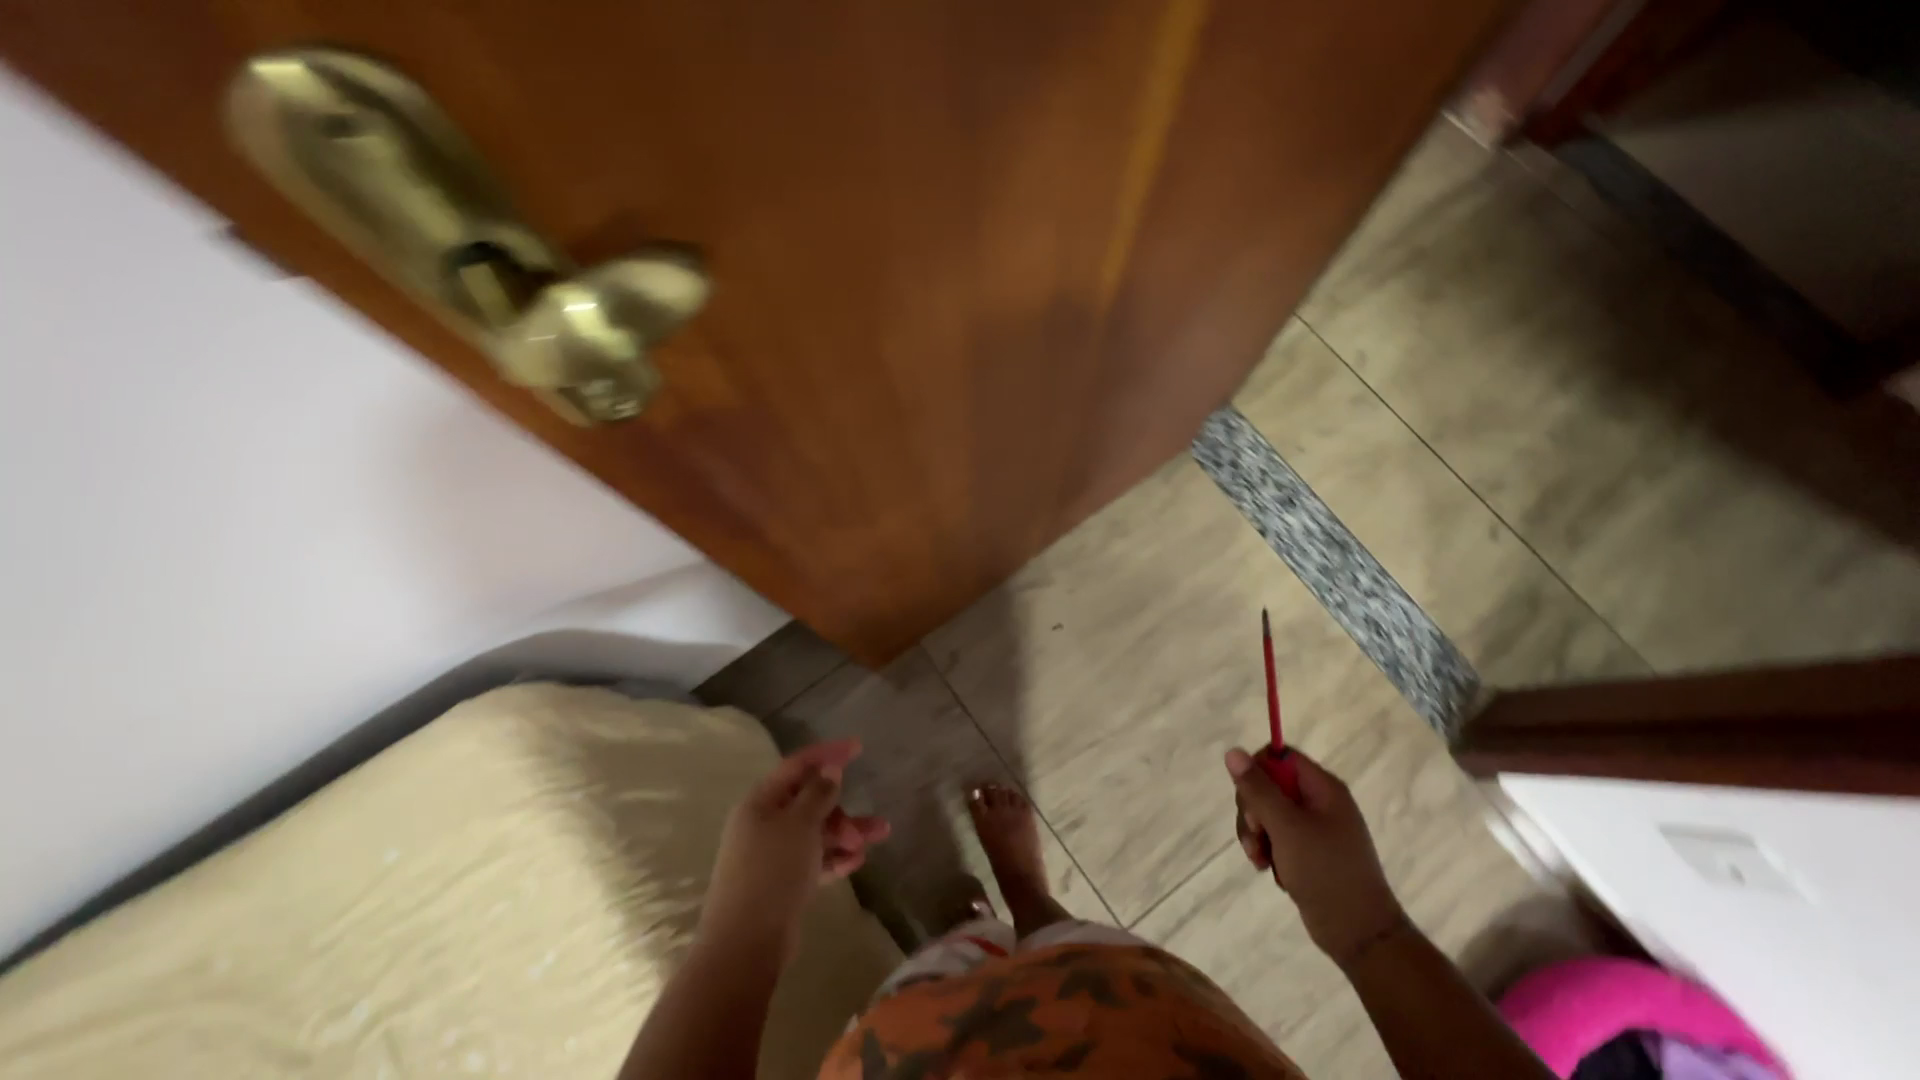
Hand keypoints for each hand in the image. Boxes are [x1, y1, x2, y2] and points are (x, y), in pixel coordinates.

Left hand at [699, 738, 890, 955]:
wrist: (746, 942)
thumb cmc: (772, 872)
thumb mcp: (800, 825)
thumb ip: (818, 794)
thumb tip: (829, 768)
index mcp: (760, 802)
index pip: (797, 766)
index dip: (827, 753)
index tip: (859, 747)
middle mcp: (763, 824)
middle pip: (809, 802)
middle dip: (841, 808)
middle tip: (866, 828)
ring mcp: (771, 855)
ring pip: (816, 833)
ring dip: (845, 834)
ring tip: (874, 842)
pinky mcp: (781, 883)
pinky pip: (813, 860)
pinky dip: (834, 858)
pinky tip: (855, 863)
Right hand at [1225, 747, 1405, 965]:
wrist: (1357, 932)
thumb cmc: (1325, 872)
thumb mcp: (1286, 827)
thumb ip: (1258, 789)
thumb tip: (1233, 752)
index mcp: (1323, 788)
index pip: (1278, 757)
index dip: (1257, 773)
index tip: (1251, 802)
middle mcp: (1320, 802)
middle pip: (1268, 786)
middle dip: (1253, 811)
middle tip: (1257, 836)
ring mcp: (1315, 828)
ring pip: (1268, 814)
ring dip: (1256, 835)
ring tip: (1260, 861)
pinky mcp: (1309, 852)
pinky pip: (1277, 838)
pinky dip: (1268, 851)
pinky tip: (1271, 870)